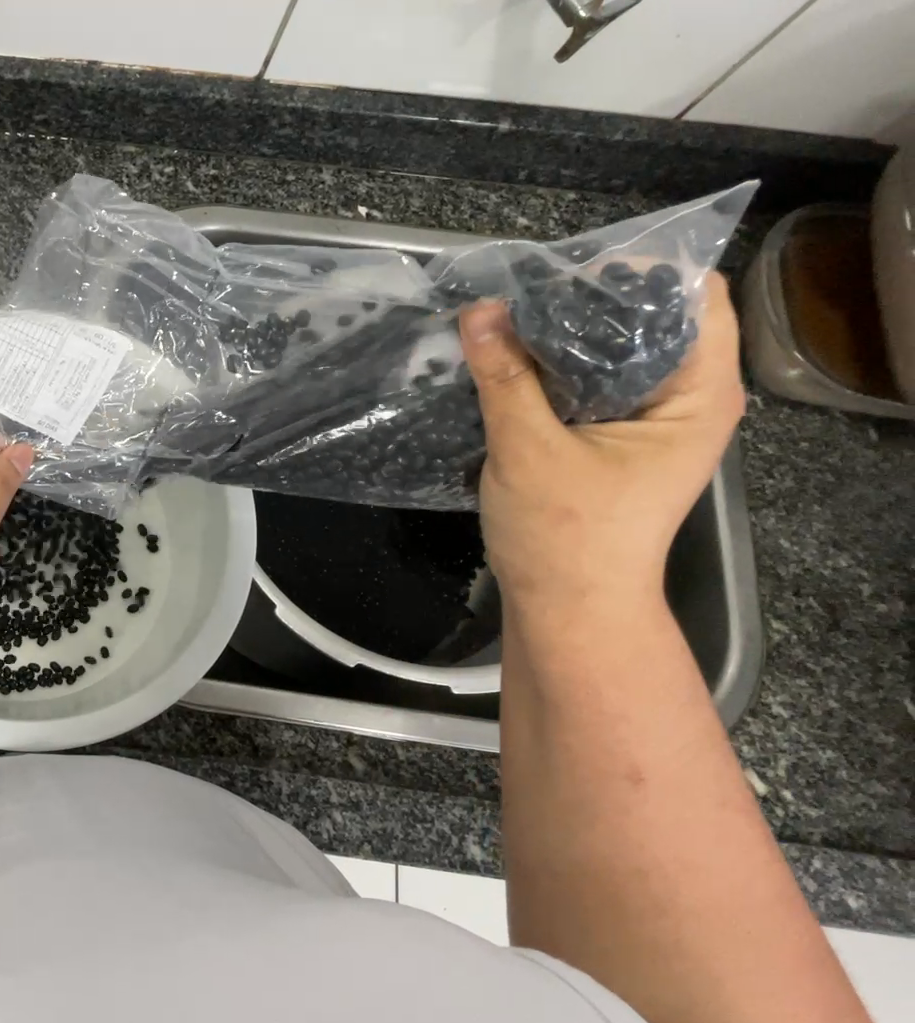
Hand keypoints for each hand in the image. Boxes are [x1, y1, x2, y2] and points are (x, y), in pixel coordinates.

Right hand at [459, 272, 744, 610]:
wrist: (566, 605)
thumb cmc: (565, 531)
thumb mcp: (528, 448)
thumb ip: (505, 377)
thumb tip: (480, 310)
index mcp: (698, 395)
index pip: (693, 299)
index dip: (640, 270)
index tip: (569, 264)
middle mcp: (686, 400)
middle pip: (652, 322)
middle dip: (591, 301)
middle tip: (525, 287)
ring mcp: (650, 424)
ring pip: (615, 356)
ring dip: (566, 337)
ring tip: (511, 316)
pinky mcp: (613, 442)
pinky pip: (591, 386)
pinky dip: (555, 370)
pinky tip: (511, 362)